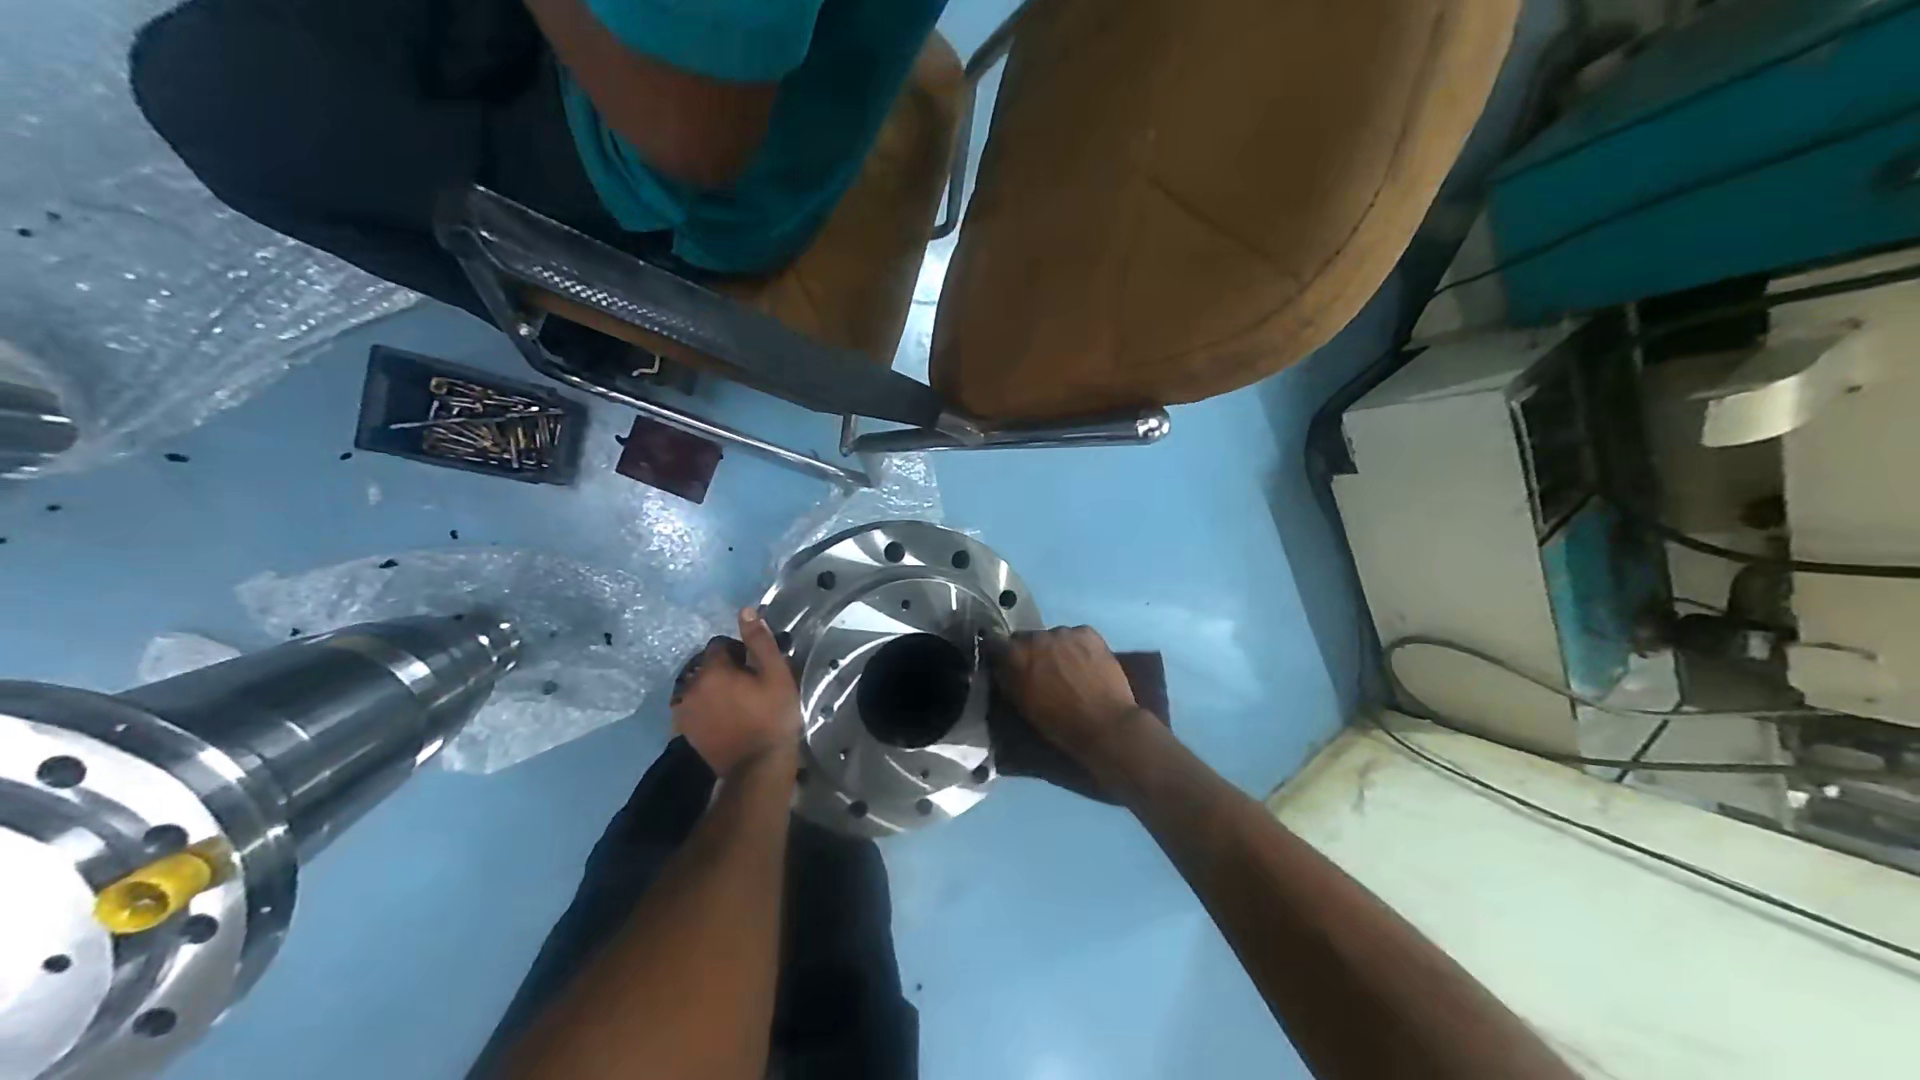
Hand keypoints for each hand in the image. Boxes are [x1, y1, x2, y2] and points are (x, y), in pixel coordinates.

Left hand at [671, 608, 801, 777]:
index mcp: (713, 669)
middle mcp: (691, 686)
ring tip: (736, 703)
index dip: (740, 653)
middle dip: (724, 670)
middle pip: (706, 666)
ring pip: (698, 687)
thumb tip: (745, 610)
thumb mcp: (775, 675)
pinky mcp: (684, 730)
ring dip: (712, 689)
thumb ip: (758, 641)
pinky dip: (704, 707)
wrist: (757, 767)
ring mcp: (684, 711)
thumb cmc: (772, 717)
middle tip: (748, 686)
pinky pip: (692, 707)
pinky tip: (723, 719)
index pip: (719, 645)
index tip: (756, 669)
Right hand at [993, 626, 1144, 767]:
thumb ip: (1007, 679)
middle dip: (1031, 652)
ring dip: (1056, 648)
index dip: (1001, 653)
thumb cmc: (1058, 723)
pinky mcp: (1088, 632)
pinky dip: (1079, 646)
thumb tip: (1001, 666)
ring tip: (1069, 669)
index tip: (1007, 663)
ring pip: (1053, 636)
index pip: (995, 643)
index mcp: (1014, 655)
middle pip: (1027, 638)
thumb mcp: (1021, 705)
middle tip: (1043, 671)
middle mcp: (1036, 636)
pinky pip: (1076, 635)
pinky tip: (1087, 663)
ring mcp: (1063, 631)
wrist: (1104, 724)